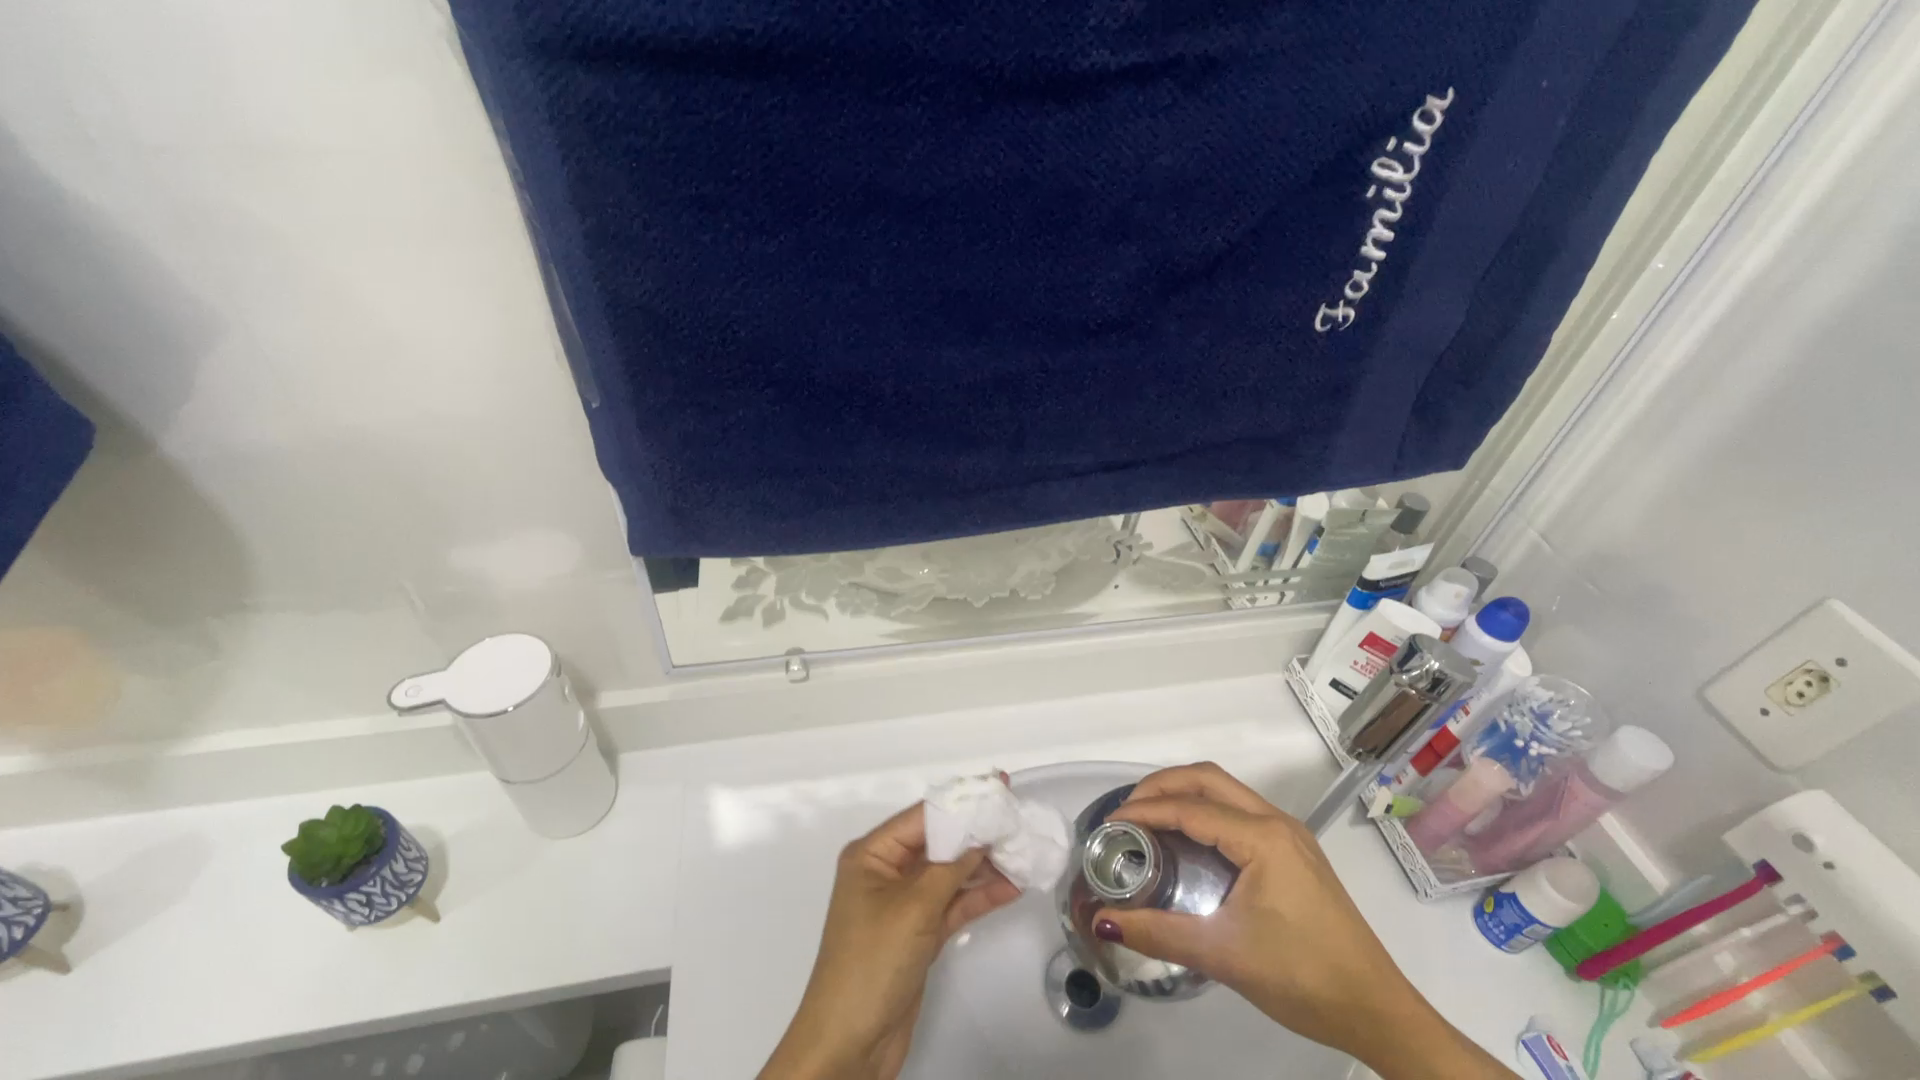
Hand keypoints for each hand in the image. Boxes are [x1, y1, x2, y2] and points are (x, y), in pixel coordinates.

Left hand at [759, 800, 1021, 1079]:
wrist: (850, 1040)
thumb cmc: (873, 961)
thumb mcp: (914, 907)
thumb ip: (951, 867)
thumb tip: (983, 835)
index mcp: (873, 855)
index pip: (923, 817)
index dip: (962, 802)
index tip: (1001, 786)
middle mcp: (886, 872)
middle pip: (939, 842)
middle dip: (978, 833)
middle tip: (1020, 821)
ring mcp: (904, 904)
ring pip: (950, 873)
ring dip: (985, 865)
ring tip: (1025, 852)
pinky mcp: (919, 933)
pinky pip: (954, 904)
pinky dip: (980, 895)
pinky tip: (1012, 886)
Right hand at [1089, 763, 1514, 1079]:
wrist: (1374, 1009)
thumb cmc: (1302, 976)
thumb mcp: (1224, 955)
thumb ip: (1159, 932)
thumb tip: (1102, 921)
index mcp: (1263, 839)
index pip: (1190, 808)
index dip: (1143, 811)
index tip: (1107, 827)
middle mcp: (1278, 824)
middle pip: (1209, 780)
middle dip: (1161, 786)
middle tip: (1125, 812)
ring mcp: (1290, 837)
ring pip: (1228, 793)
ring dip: (1185, 795)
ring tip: (1148, 822)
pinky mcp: (1296, 854)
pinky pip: (1240, 813)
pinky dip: (1206, 813)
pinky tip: (1187, 843)